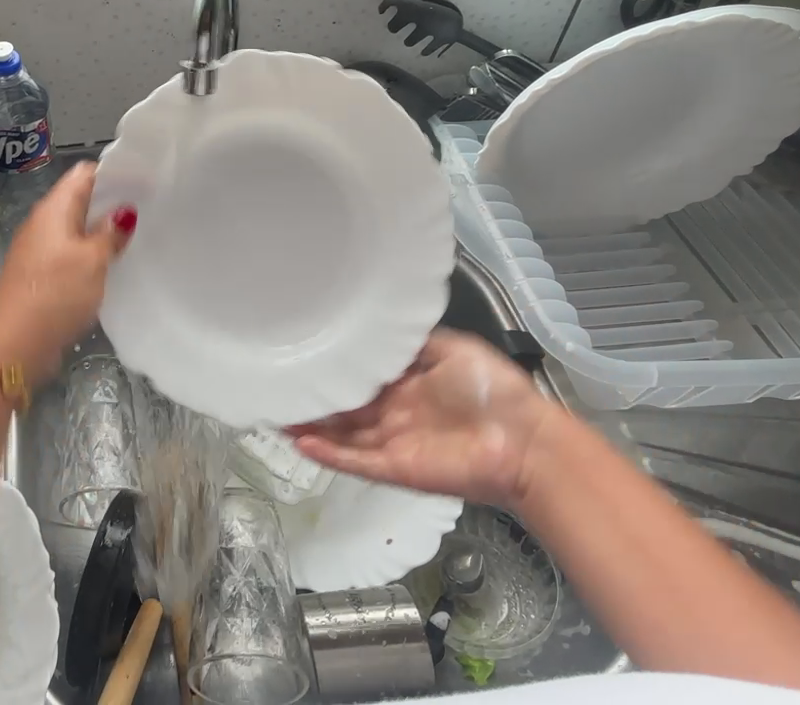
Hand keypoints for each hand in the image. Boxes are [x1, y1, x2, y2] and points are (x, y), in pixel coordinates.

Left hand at [0, 162, 135, 379]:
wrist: (13, 345)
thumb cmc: (53, 294)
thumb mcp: (91, 261)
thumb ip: (110, 234)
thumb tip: (124, 212)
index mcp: (53, 210)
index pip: (84, 174)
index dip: (115, 173)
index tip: (147, 182)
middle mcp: (45, 225)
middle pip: (82, 201)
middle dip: (114, 204)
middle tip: (153, 211)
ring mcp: (42, 252)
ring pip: (79, 231)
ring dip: (105, 234)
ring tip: (142, 238)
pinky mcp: (43, 277)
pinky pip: (73, 256)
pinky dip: (94, 258)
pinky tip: (116, 269)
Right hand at [288, 330, 563, 507]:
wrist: (525, 441)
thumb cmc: (492, 390)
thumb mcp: (451, 349)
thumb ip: (411, 343)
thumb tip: (375, 330)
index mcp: (405, 385)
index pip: (359, 378)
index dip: (331, 370)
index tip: (301, 356)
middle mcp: (393, 413)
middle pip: (343, 409)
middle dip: (312, 401)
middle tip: (276, 386)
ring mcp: (391, 443)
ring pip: (341, 436)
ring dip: (309, 427)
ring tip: (274, 414)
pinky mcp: (395, 469)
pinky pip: (354, 461)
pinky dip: (328, 454)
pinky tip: (299, 441)